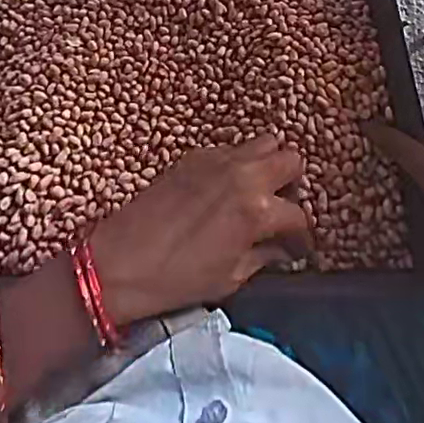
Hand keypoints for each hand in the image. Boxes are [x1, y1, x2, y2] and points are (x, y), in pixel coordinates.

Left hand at [88, 134, 311, 323]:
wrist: (121, 261)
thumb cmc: (178, 279)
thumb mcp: (232, 277)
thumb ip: (265, 255)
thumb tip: (283, 249)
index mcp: (257, 209)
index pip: (298, 215)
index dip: (302, 236)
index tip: (297, 247)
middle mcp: (244, 174)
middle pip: (291, 160)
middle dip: (293, 185)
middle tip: (280, 209)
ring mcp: (219, 159)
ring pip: (265, 142)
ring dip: (269, 164)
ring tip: (259, 191)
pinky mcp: (196, 155)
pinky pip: (232, 148)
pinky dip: (240, 163)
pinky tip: (227, 188)